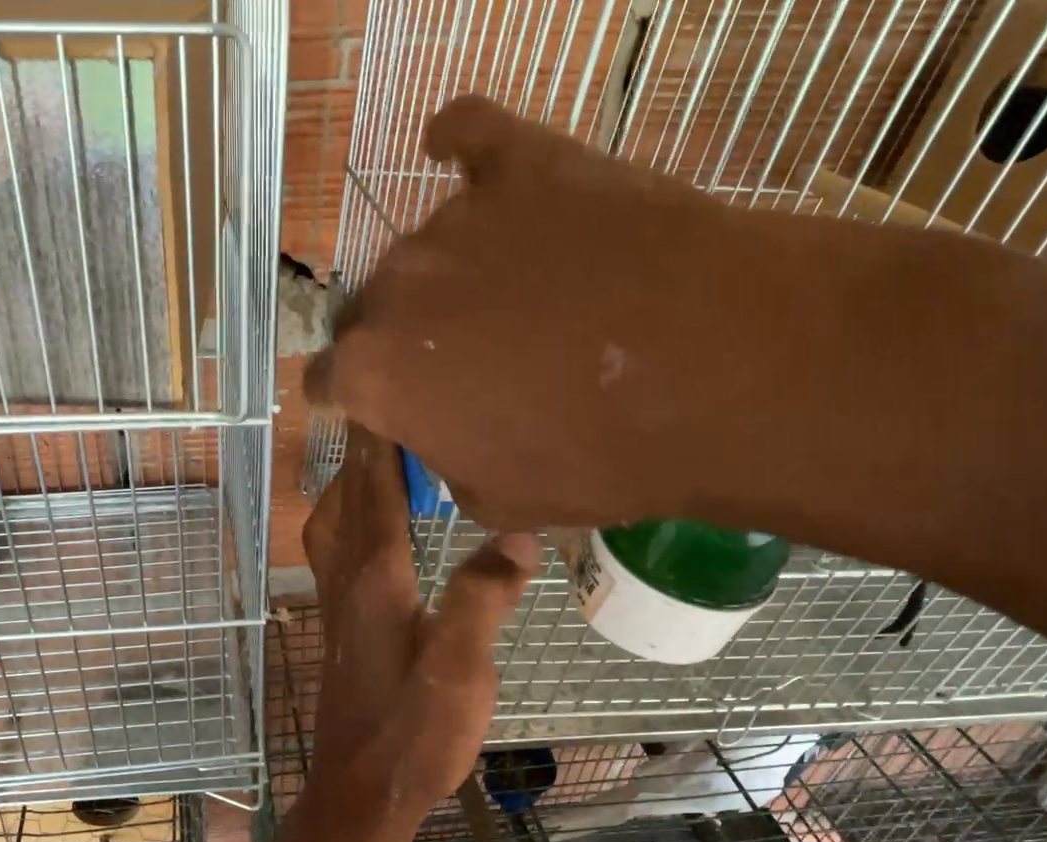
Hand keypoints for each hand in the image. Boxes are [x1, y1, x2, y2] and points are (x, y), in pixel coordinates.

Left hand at [301, 423, 538, 822]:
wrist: (361, 791)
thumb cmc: (412, 731)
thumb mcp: (461, 667)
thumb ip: (485, 596)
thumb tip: (518, 530)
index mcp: (375, 577)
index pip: (374, 490)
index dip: (377, 438)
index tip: (382, 384)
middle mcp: (347, 581)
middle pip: (345, 498)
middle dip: (363, 451)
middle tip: (395, 412)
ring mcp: (338, 606)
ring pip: (333, 526)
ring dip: (354, 486)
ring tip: (390, 465)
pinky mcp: (341, 630)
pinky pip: (338, 555)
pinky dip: (354, 524)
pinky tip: (382, 536)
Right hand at [305, 95, 844, 531]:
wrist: (720, 373)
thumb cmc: (599, 458)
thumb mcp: (499, 500)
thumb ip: (442, 459)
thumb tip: (441, 429)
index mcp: (374, 373)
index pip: (326, 380)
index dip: (351, 396)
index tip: (381, 403)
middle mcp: (393, 288)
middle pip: (370, 310)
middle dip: (400, 340)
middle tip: (464, 362)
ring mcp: (454, 218)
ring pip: (426, 248)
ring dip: (451, 275)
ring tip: (521, 294)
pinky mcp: (522, 163)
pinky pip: (468, 136)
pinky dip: (461, 148)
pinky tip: (462, 155)